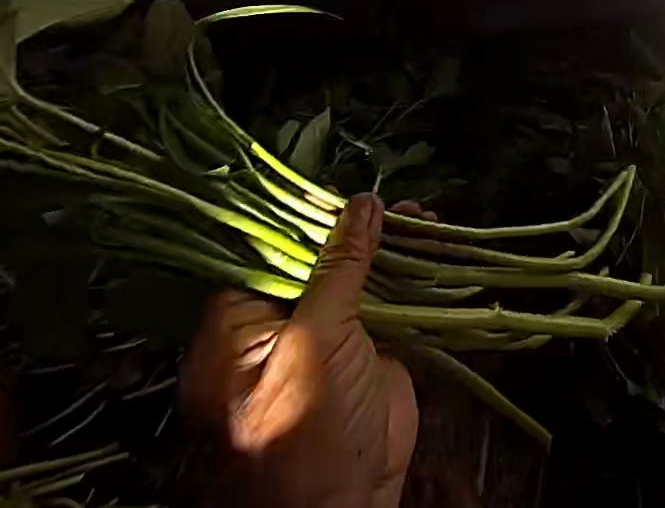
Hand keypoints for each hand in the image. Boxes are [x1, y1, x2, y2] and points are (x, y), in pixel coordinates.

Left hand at [182, 193, 417, 507]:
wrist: (350, 501)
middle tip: (386, 200)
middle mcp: (277, 326)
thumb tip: (362, 204)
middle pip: (316, 259)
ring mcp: (325, 333)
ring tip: (416, 215)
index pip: (263, 256)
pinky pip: (384, 294)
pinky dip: (407, 269)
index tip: (334, 188)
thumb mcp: (315, 341)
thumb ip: (339, 268)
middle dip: (354, 228)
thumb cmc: (308, 428)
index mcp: (237, 330)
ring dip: (386, 244)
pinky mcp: (365, 342)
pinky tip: (427, 243)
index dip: (300, 220)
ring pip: (355, 274)